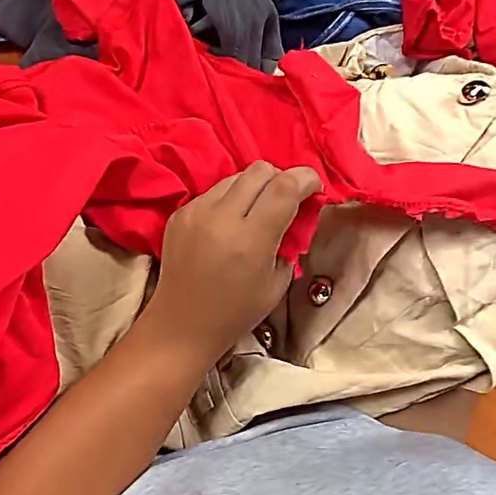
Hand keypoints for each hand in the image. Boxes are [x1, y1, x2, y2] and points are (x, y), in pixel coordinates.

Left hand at [138, 162, 321, 362]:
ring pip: (237, 176)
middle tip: (288, 199)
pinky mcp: (180, 213)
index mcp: (250, 240)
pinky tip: (231, 223)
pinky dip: (232, 199)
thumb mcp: (278, 282)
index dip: (306, 179)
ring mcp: (196, 212)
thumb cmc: (237, 311)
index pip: (284, 187)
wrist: (183, 324)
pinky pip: (215, 191)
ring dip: (256, 187)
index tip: (315, 187)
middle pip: (260, 170)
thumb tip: (298, 214)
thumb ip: (290, 242)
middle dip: (282, 178)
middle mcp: (221, 219)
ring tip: (258, 210)